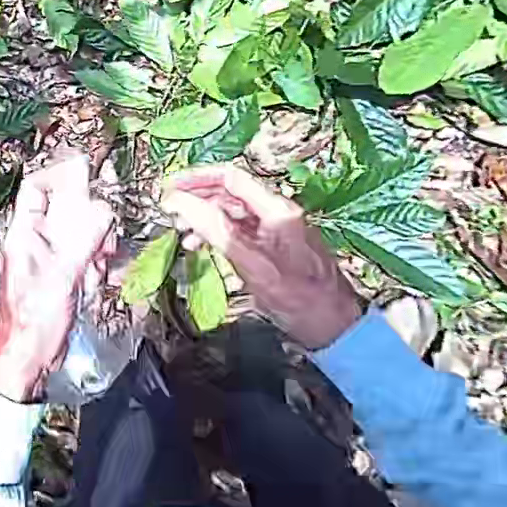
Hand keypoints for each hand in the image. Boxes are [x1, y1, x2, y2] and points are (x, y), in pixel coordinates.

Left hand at [0, 149, 116, 401]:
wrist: (27, 363)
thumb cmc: (33, 320)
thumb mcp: (61, 277)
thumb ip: (83, 241)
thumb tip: (103, 208)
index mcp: (25, 233)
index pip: (37, 187)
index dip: (60, 175)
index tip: (88, 172)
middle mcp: (38, 240)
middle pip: (69, 209)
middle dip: (91, 221)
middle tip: (103, 241)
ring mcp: (53, 258)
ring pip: (84, 233)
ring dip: (97, 247)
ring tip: (99, 268)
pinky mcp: (66, 276)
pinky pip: (88, 258)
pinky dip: (97, 267)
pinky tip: (97, 283)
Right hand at [162, 165, 359, 349]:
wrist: (336, 328)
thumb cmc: (298, 300)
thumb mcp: (252, 265)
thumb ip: (216, 230)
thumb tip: (180, 202)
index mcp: (276, 210)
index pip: (230, 177)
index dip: (197, 178)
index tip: (171, 188)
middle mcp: (277, 212)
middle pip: (230, 191)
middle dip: (197, 197)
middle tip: (170, 210)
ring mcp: (276, 227)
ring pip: (232, 211)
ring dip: (204, 217)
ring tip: (182, 233)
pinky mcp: (274, 244)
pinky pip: (240, 229)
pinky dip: (218, 233)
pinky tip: (202, 245)